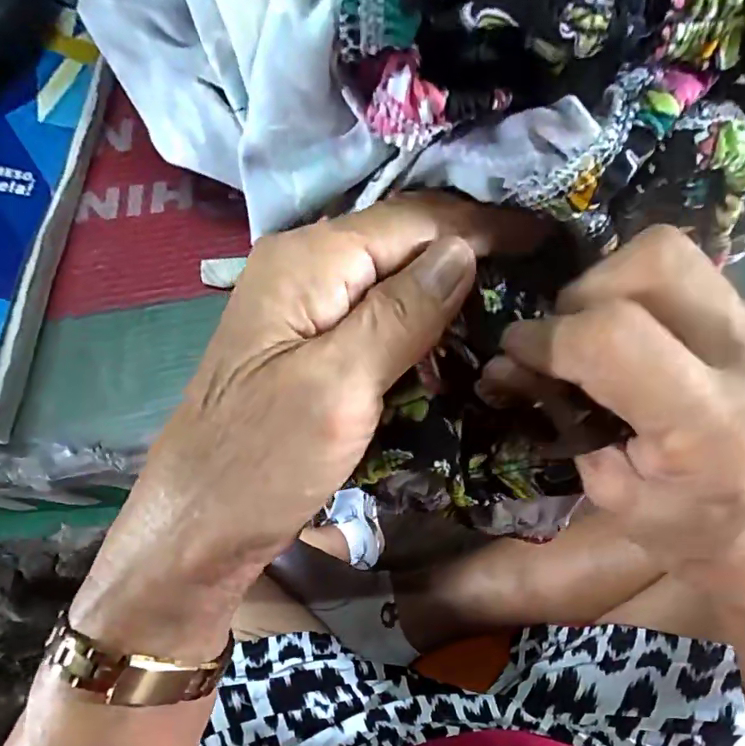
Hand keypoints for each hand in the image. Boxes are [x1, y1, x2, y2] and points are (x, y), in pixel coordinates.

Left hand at [72, 195, 543, 661]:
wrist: (199, 525)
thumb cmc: (263, 462)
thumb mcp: (338, 387)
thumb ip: (400, 314)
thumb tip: (463, 250)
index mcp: (306, 263)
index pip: (412, 221)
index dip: (482, 226)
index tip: (545, 239)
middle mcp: (299, 272)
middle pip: (398, 244)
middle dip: (466, 253)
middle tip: (533, 275)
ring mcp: (297, 315)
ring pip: (386, 285)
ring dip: (442, 294)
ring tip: (503, 309)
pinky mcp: (301, 354)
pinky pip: (369, 324)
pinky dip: (412, 330)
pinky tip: (445, 347)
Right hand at [497, 226, 744, 599]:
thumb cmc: (680, 529)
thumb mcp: (607, 489)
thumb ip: (561, 420)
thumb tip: (504, 363)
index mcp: (713, 427)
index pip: (616, 339)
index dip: (550, 336)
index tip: (516, 350)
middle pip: (654, 263)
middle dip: (585, 293)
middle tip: (566, 339)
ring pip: (676, 257)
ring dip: (616, 289)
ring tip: (604, 340)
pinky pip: (701, 282)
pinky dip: (656, 308)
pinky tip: (658, 351)